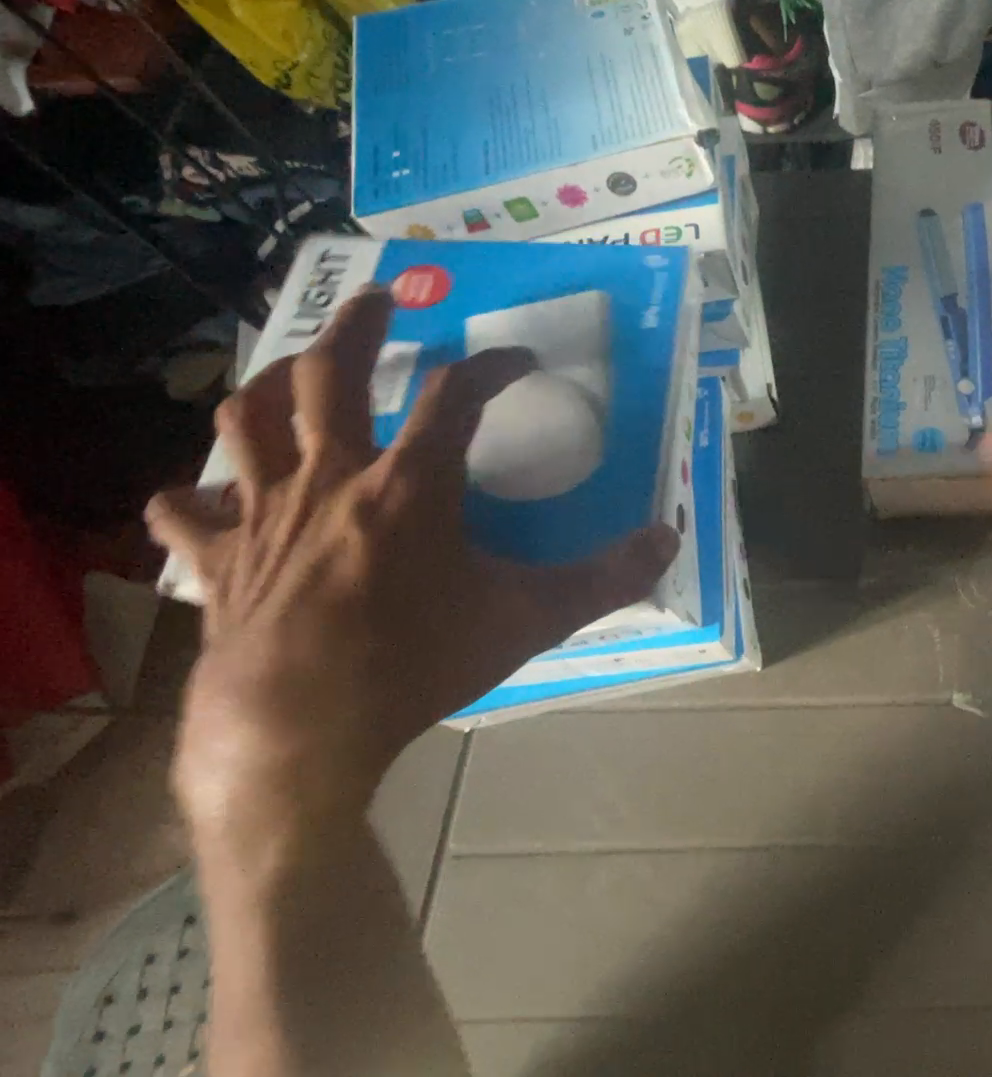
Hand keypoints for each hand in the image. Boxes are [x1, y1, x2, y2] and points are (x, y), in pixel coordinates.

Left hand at [148, 288, 679, 841]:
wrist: (301, 728)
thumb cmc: (420, 662)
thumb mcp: (533, 619)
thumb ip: (607, 578)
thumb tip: (668, 539)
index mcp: (411, 485)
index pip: (455, 396)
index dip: (492, 367)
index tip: (519, 360)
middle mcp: (331, 479)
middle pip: (331, 376)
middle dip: (359, 328)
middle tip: (382, 300)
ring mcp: (263, 514)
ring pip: (247, 420)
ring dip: (269, 381)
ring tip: (292, 367)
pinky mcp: (219, 559)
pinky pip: (189, 511)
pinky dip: (195, 494)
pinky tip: (204, 492)